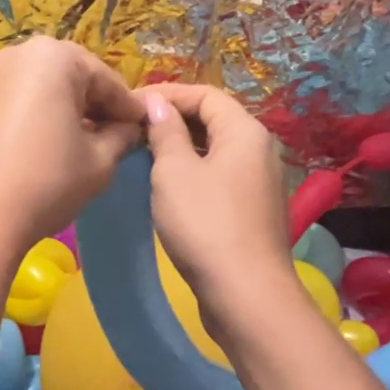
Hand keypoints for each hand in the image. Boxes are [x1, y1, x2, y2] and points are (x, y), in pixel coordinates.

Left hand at [0, 36, 145, 255]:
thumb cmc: (48, 180)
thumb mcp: (100, 160)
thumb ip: (122, 135)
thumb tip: (132, 128)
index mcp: (55, 56)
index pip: (107, 81)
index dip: (129, 109)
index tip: (146, 131)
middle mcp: (20, 54)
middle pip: (75, 77)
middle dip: (97, 106)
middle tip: (117, 138)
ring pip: (46, 88)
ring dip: (69, 111)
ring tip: (86, 146)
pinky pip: (21, 100)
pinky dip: (41, 116)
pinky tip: (50, 149)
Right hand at [138, 84, 291, 308]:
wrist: (247, 296)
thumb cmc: (206, 224)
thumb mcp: (174, 171)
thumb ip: (165, 131)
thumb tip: (157, 104)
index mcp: (245, 131)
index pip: (204, 94)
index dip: (166, 94)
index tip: (129, 104)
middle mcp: (259, 149)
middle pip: (213, 119)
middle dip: (173, 119)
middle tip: (133, 128)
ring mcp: (259, 182)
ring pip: (216, 149)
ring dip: (181, 146)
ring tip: (144, 154)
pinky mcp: (253, 210)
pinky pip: (220, 175)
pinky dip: (194, 171)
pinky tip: (167, 186)